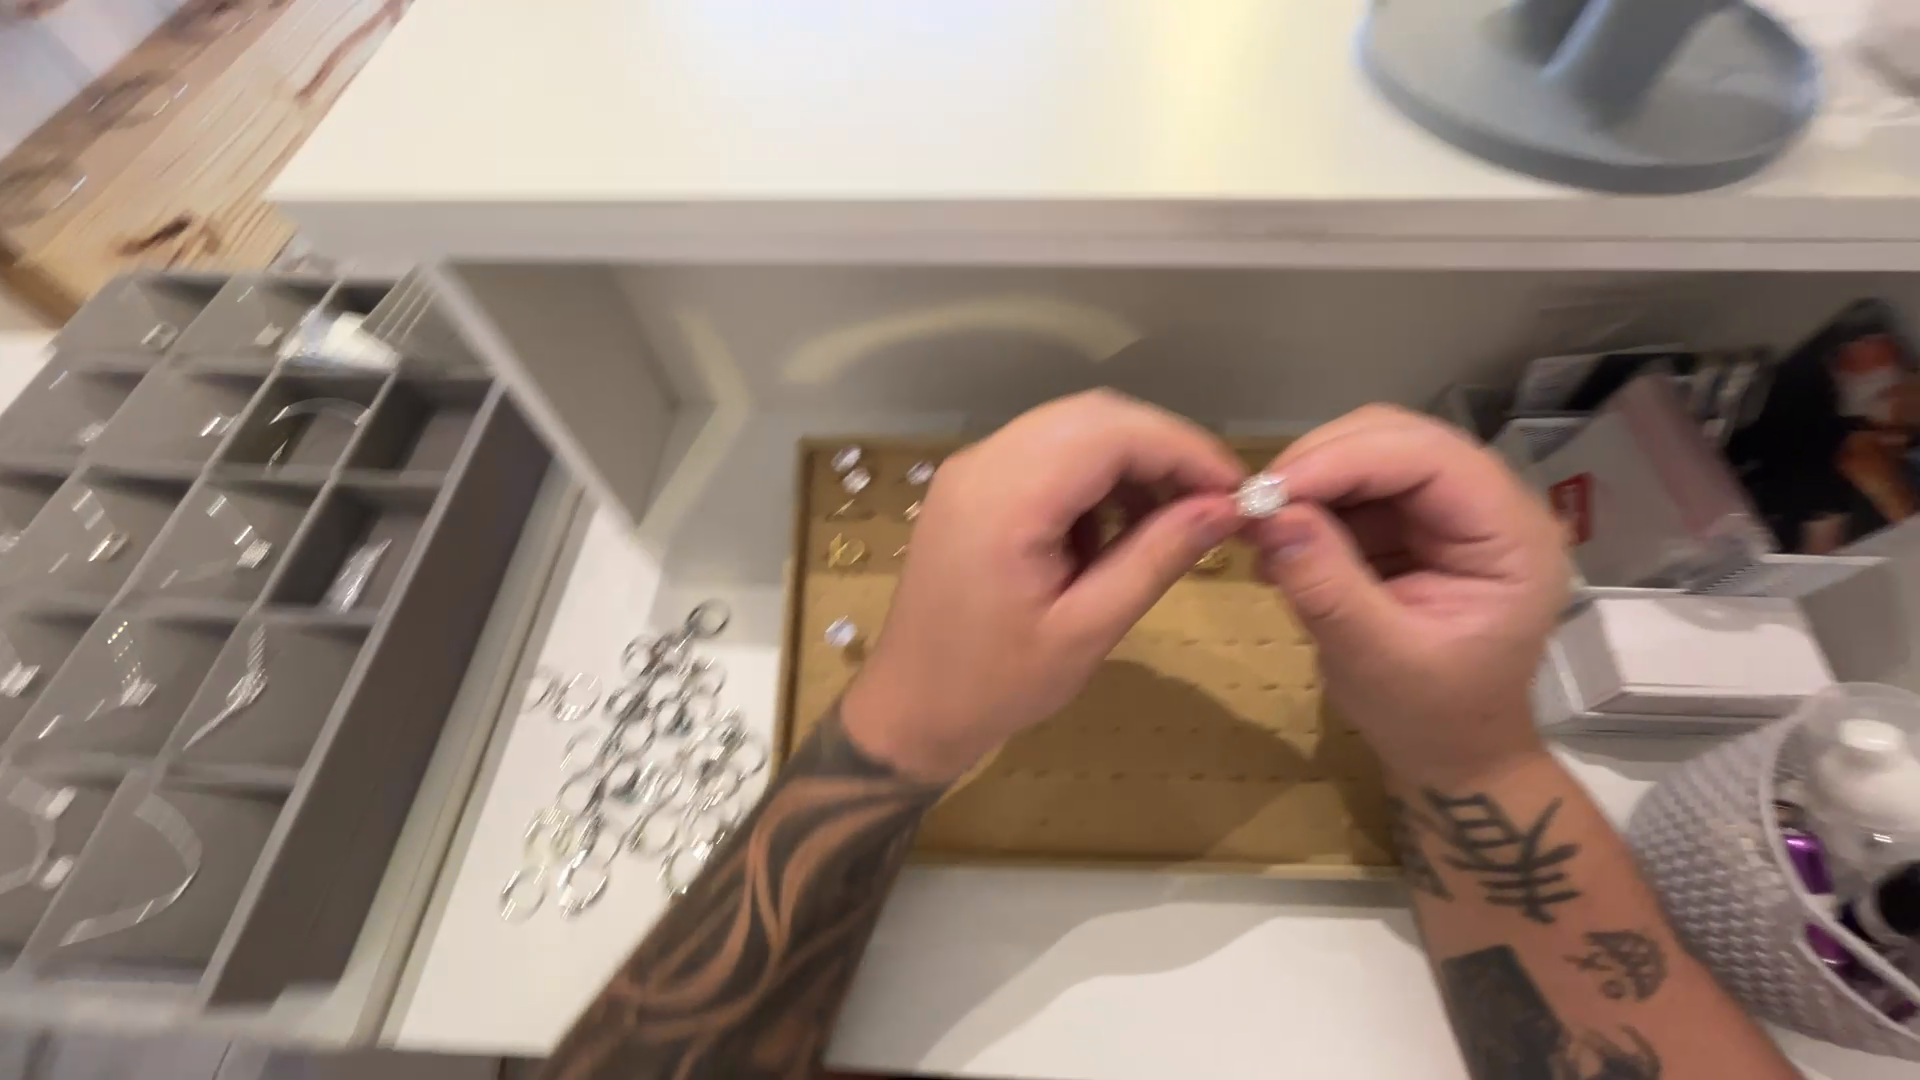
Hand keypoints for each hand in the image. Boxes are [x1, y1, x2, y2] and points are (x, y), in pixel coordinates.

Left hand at [842, 390, 1246, 780]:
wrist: (911, 707)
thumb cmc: (996, 684)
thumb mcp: (1087, 629)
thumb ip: (1156, 558)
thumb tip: (1225, 508)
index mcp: (1005, 498)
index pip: (1111, 431)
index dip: (1183, 448)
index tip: (1235, 490)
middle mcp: (981, 463)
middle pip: (1091, 417)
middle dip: (1159, 451)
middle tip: (1207, 505)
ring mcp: (970, 471)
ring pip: (1069, 431)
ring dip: (1124, 465)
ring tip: (1159, 527)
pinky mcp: (970, 487)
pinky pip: (1043, 457)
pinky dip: (1088, 480)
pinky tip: (1104, 534)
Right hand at [1246, 406, 1568, 786]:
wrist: (1446, 750)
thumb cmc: (1427, 715)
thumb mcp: (1373, 657)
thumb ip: (1325, 584)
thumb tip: (1267, 516)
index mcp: (1510, 537)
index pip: (1429, 458)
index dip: (1343, 461)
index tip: (1266, 495)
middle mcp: (1486, 507)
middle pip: (1396, 437)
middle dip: (1318, 463)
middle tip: (1255, 507)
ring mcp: (1445, 511)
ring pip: (1365, 452)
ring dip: (1305, 482)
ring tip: (1262, 531)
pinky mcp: (1407, 523)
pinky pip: (1347, 487)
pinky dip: (1305, 505)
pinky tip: (1280, 545)